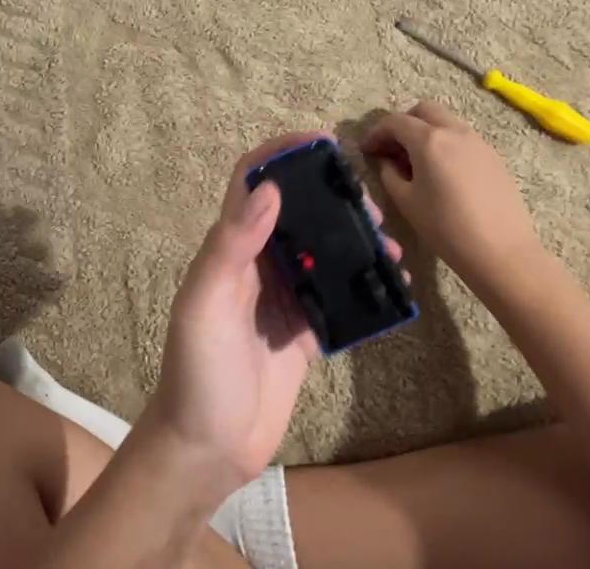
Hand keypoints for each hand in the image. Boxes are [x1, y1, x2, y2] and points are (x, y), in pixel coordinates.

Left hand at [139, 133, 400, 499]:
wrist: (208, 448)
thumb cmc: (197, 372)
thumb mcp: (205, 303)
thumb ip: (232, 245)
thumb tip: (268, 187)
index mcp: (228, 248)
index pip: (252, 182)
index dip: (281, 154)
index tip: (323, 142)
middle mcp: (256, 264)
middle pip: (295, 211)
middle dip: (330, 197)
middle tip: (369, 205)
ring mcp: (283, 297)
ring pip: (321, 250)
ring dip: (352, 239)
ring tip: (388, 244)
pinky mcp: (305, 331)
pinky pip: (338, 294)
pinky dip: (364, 283)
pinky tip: (391, 282)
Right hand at [363, 102, 541, 288]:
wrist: (501, 251)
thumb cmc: (446, 227)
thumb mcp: (406, 201)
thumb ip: (389, 174)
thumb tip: (386, 161)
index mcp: (428, 140)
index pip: (395, 121)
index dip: (376, 132)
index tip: (367, 150)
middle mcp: (454, 131)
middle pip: (423, 110)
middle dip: (403, 123)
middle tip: (392, 149)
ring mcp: (478, 142)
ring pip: (446, 121)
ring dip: (426, 131)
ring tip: (417, 162)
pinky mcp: (493, 156)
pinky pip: (462, 137)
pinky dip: (445, 142)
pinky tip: (442, 172)